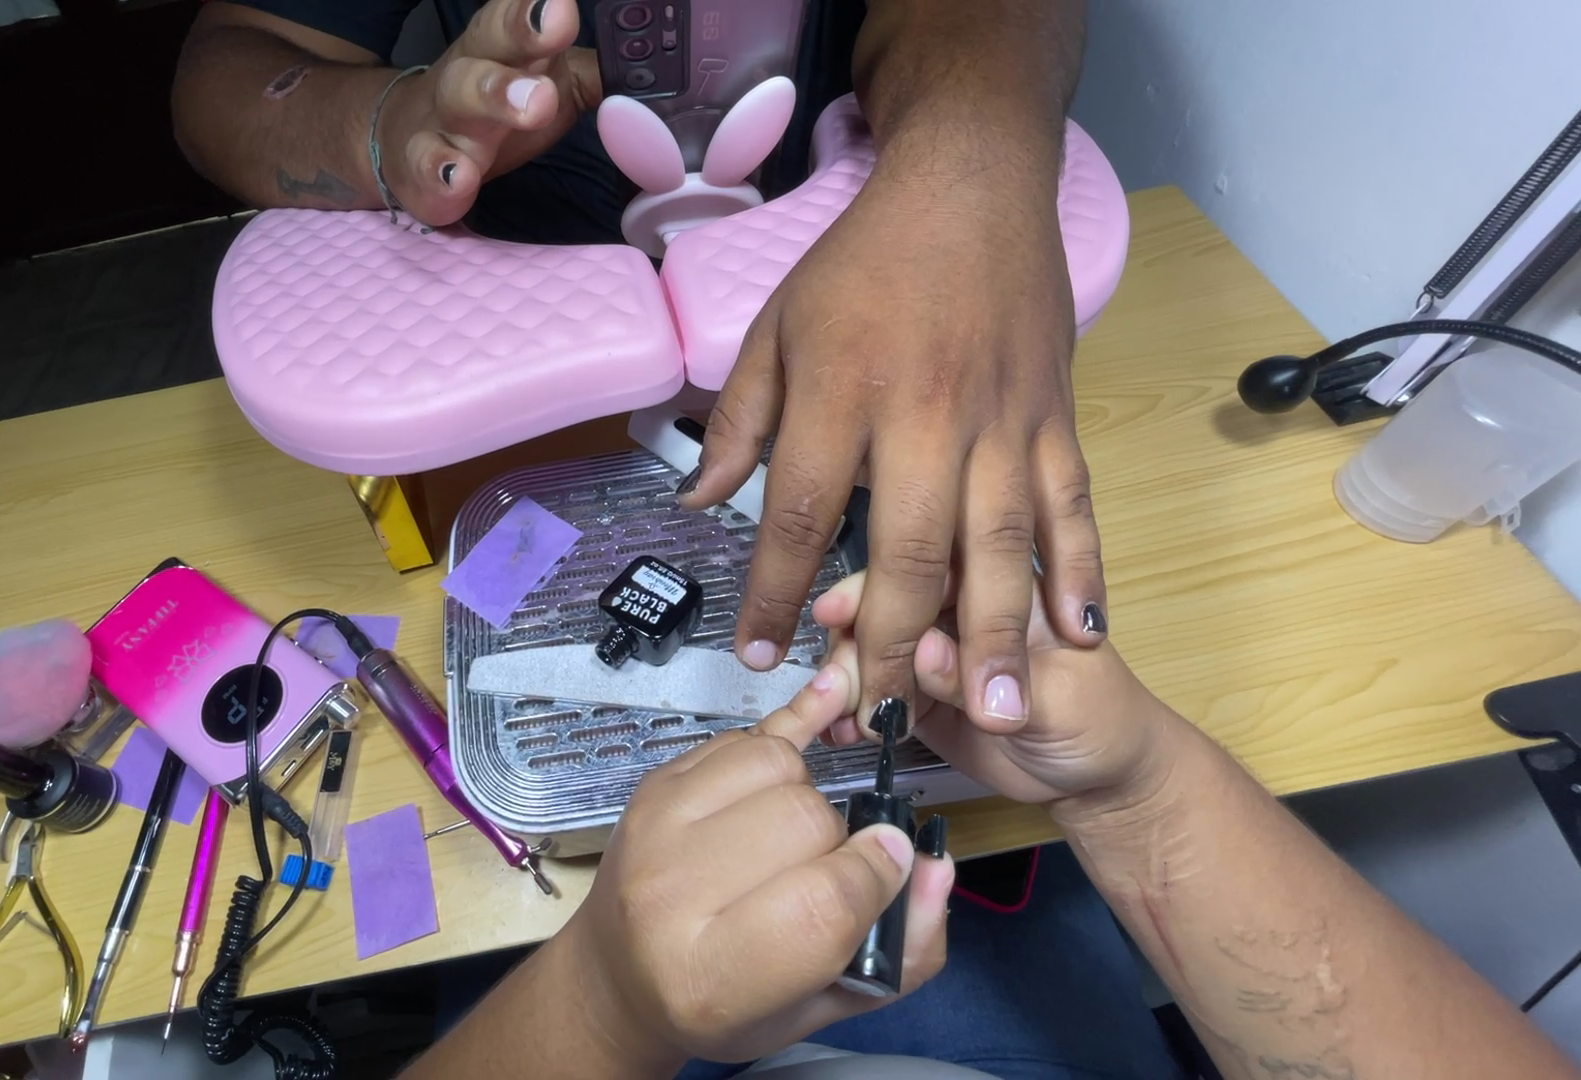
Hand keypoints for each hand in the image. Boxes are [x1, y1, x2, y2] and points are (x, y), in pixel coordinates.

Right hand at [377, 0, 599, 225]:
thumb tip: (655, 82)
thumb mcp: (549, 85)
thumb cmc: (496, 110)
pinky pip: (429, 170)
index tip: (564, 6)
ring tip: (532, 106)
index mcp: (505, 50)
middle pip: (490, 49)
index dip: (538, 9)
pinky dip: (442, 175)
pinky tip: (459, 179)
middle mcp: (472, 75)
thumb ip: (597, 81)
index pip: (519, 16)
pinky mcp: (423, 172)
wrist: (410, 142)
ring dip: (494, 98)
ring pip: (461, 103)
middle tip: (555, 36)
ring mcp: (444, 123)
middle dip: (523, 36)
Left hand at [561, 658, 954, 1065]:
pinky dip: (782, 736)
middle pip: (800, 819)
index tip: (892, 864)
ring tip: (794, 827)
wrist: (619, 967)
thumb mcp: (814, 1010)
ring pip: (773, 763)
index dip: (874, 876)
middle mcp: (670, 892)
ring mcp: (656, 824)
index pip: (819, 905)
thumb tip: (932, 866)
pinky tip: (819, 705)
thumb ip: (896, 954)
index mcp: (709, 974)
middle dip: (838, 837)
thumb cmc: (717, 1002)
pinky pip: (739, 737)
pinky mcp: (655, 782)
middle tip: (827, 862)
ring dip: (805, 790)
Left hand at [680, 159, 1105, 738]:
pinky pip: (1071, 505)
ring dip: (995, 636)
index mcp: (841, 395)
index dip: (773, 593)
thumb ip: (737, 423)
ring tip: (991, 713)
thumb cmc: (858, 265)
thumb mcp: (772, 331)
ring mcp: (1002, 422)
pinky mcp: (1055, 418)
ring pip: (999, 546)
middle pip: (907, 552)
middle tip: (878, 717)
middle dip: (891, 644)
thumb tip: (699, 502)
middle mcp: (926, 418)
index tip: (753, 653)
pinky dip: (1080, 572)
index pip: (799, 516)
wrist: (968, 189)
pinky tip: (1078, 634)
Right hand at [814, 570, 1181, 804]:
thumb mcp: (1059, 697)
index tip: (836, 614)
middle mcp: (949, 608)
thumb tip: (923, 651)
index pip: (924, 571)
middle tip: (833, 682)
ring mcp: (925, 649)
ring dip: (843, 681)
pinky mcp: (910, 691)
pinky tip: (840, 731)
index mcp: (992, 584)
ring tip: (837, 717)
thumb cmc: (1100, 720)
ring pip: (865, 650)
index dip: (875, 588)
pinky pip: (868, 693)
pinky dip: (848, 711)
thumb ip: (992, 674)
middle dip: (851, 643)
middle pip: (880, 608)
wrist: (1096, 779)